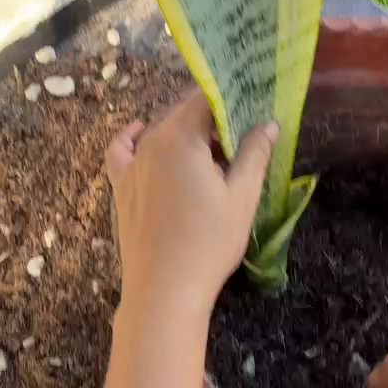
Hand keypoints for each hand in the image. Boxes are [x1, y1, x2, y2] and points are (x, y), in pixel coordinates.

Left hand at [104, 92, 276, 315]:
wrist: (164, 290)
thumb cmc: (209, 243)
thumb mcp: (242, 198)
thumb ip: (255, 154)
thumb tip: (268, 123)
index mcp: (181, 138)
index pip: (206, 99)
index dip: (229, 97)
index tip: (250, 102)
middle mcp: (151, 142)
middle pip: (182, 113)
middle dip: (211, 116)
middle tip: (239, 130)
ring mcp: (131, 164)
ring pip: (158, 131)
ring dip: (184, 131)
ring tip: (211, 149)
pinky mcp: (120, 187)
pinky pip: (121, 150)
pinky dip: (133, 137)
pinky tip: (141, 134)